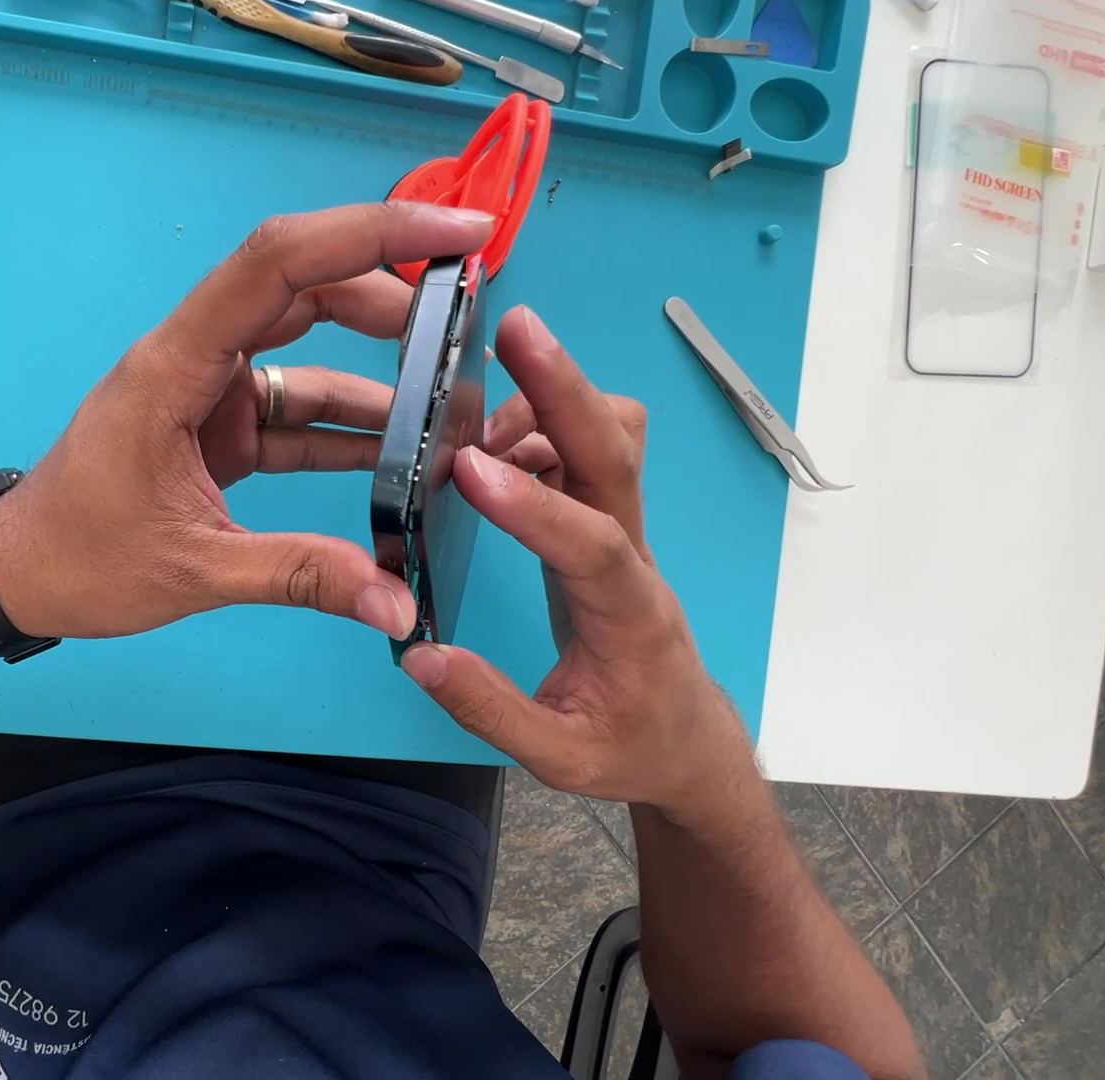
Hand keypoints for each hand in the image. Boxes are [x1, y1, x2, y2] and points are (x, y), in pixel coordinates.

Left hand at [0, 202, 495, 640]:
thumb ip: (299, 576)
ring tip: (446, 406)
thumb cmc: (80, 560)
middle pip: (300, 293)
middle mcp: (193, 362)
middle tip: (464, 324)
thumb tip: (397, 606)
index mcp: (173, 368)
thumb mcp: (193, 569)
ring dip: (373, 375)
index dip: (370, 233)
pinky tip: (396, 455)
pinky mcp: (216, 430)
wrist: (18, 575)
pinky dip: (342, 430)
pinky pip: (292, 414)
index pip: (276, 265)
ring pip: (304, 356)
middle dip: (387, 300)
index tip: (457, 228)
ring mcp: (206, 394)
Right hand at [399, 308, 750, 816]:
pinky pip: (587, 453)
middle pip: (616, 452)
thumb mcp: (555, 754)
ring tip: (471, 432)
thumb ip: (486, 706)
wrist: (688, 741)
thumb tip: (416, 652)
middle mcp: (633, 556)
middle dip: (566, 386)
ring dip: (549, 406)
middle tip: (512, 332)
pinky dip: (541, 429)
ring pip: (612, 437)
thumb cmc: (628, 749)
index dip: (533, 504)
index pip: (592, 543)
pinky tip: (488, 455)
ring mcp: (623, 534)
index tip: (468, 470)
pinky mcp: (604, 526)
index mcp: (629, 614)